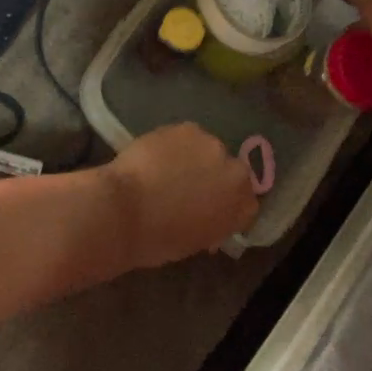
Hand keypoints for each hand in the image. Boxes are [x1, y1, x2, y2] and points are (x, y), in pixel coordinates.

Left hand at [101, 122, 260, 268]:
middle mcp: (235, 171)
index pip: (246, 203)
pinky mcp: (187, 128)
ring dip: (195, 158)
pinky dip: (174, 146)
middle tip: (188, 187)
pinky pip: (186, 137)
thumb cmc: (158, 239)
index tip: (210, 208)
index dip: (227, 205)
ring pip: (208, 150)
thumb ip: (212, 224)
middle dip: (213, 177)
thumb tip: (205, 215)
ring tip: (168, 169)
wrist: (125, 209)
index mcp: (241, 206)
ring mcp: (212, 145)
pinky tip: (156, 156)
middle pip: (230, 171)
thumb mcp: (195, 242)